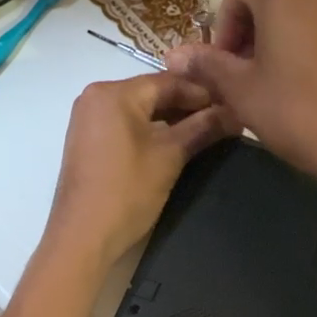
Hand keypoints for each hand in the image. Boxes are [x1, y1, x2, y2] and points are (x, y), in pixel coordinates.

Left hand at [45, 72, 237, 263]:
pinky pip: (122, 126)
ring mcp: (86, 119)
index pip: (168, 81)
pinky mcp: (85, 141)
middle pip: (150, 93)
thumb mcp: (170, 157)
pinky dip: (146, 132)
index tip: (229, 104)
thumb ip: (202, 129)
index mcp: (114, 93)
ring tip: (200, 133)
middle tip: (219, 120)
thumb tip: (234, 114)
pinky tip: (169, 145)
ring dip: (167, 120)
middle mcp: (95, 96)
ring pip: (136, 111)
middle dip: (185, 106)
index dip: (202, 92)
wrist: (82, 236)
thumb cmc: (127, 192)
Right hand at [166, 0, 316, 186]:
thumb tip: (174, 55)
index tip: (225, 63)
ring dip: (286, 43)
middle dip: (254, 33)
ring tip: (283, 89)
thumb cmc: (296, 115)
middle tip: (249, 80)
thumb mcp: (242, 95)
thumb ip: (208, 68)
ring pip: (307, 16)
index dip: (225, 20)